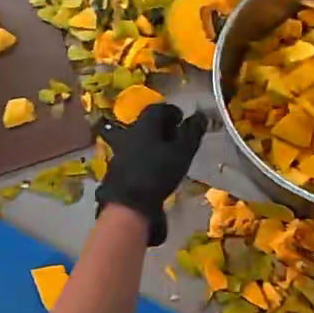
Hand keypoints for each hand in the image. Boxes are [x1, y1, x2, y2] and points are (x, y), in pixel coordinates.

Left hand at [95, 103, 205, 245]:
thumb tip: (200, 115)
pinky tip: (145, 168)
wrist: (129, 203)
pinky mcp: (113, 169)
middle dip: (153, 125)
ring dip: (142, 141)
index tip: (180, 118)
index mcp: (145, 125)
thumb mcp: (182, 152)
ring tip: (155, 151)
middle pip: (140, 123)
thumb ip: (192, 132)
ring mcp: (118, 152)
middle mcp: (128, 134)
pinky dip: (136, 158)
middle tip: (166, 133)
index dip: (170, 112)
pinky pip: (126, 156)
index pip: (157, 109)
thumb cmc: (159, 173)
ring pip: (130, 139)